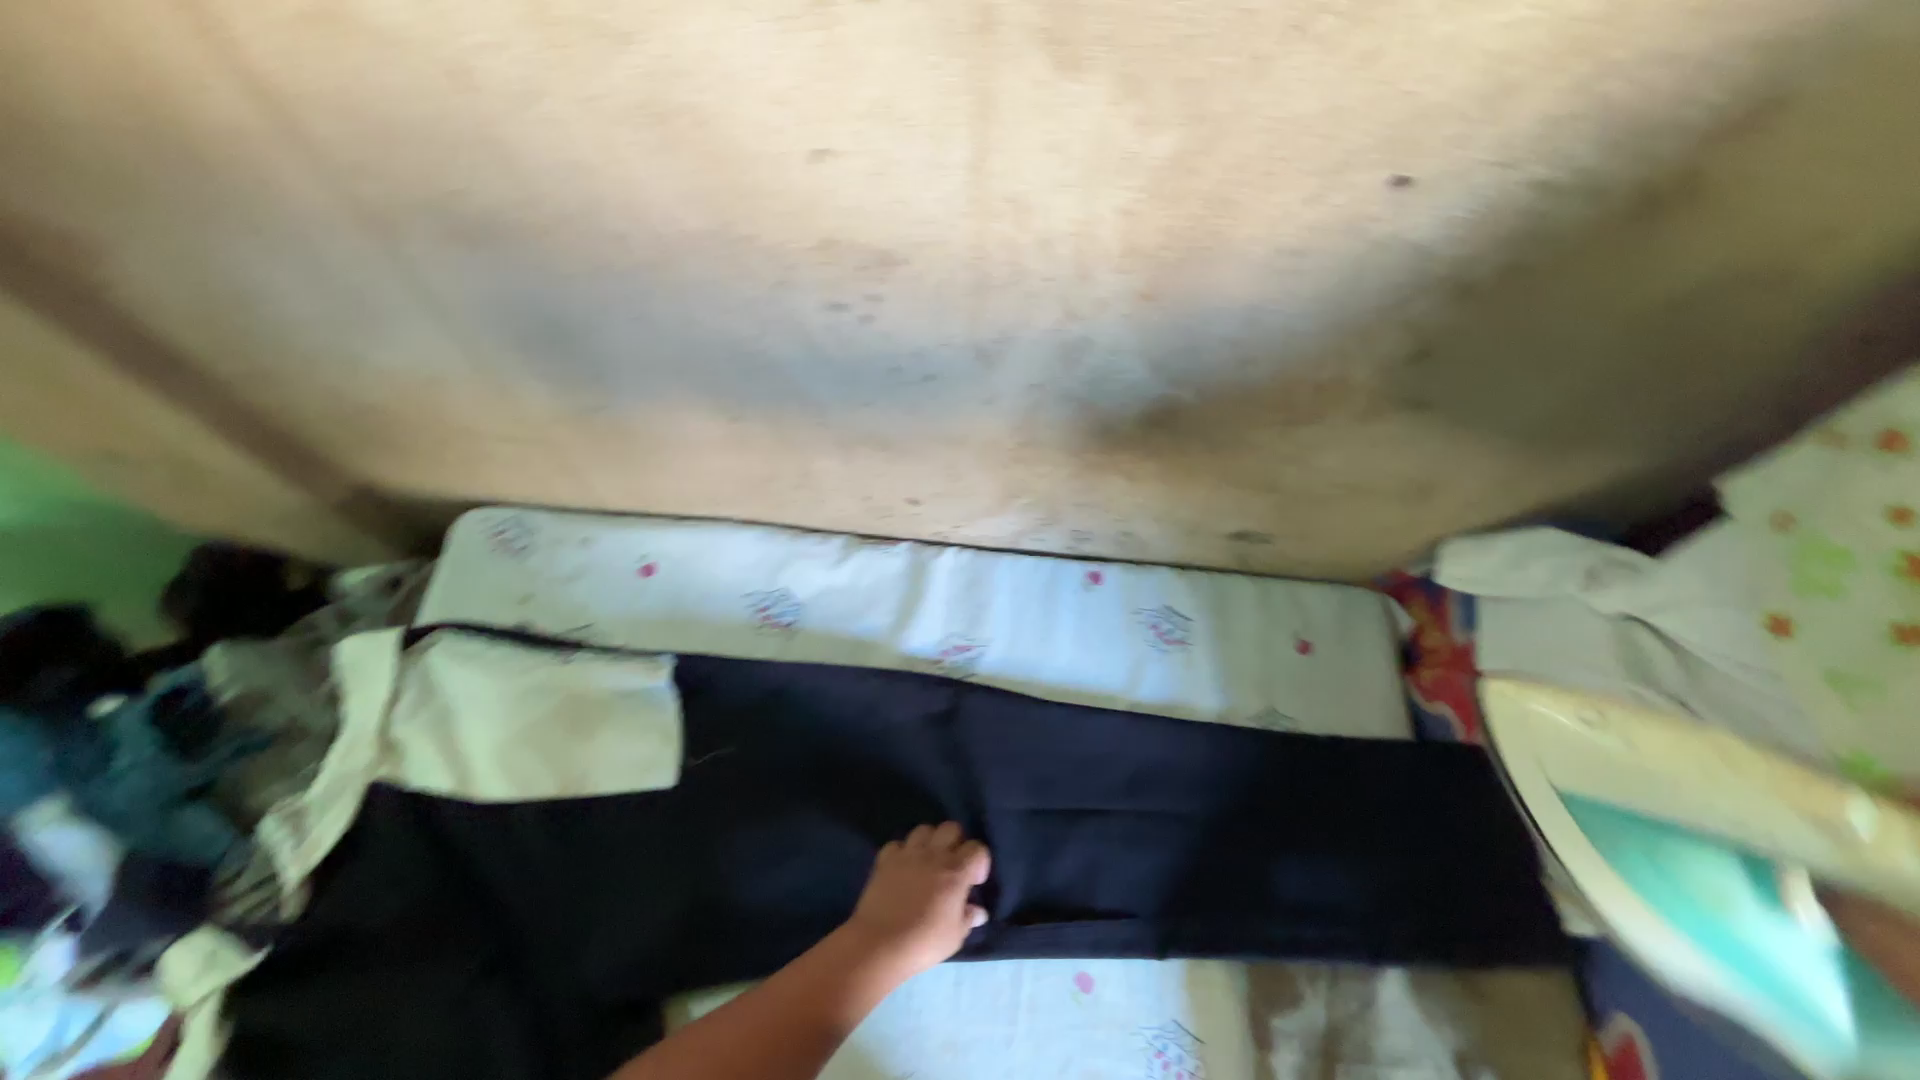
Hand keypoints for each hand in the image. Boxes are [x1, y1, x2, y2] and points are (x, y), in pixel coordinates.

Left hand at [841, 822, 990, 976]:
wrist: (879, 945)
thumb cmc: (923, 943)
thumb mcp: (955, 936)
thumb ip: (968, 918)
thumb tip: (979, 911)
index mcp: (955, 872)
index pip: (977, 848)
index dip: (980, 862)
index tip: (974, 882)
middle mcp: (932, 855)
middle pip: (951, 828)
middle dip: (957, 842)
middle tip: (953, 866)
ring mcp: (907, 855)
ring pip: (924, 830)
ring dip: (930, 842)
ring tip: (928, 863)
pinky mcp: (885, 860)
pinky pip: (897, 844)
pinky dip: (903, 852)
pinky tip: (903, 869)